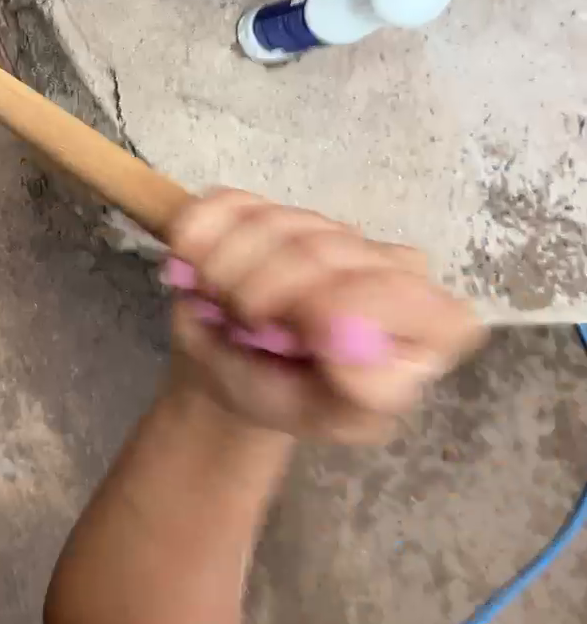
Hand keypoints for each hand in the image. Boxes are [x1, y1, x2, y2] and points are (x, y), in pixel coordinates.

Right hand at [163, 189, 484, 443]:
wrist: (228, 373)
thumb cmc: (289, 398)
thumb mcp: (338, 419)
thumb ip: (367, 390)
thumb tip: (349, 336)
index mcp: (427, 317)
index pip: (391, 286)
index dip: (328, 306)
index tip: (285, 337)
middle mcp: (382, 261)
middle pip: (315, 248)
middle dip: (256, 293)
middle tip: (244, 328)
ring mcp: (317, 228)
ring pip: (266, 222)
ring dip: (220, 270)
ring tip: (221, 303)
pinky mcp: (259, 210)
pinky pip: (223, 204)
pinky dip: (195, 234)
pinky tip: (195, 265)